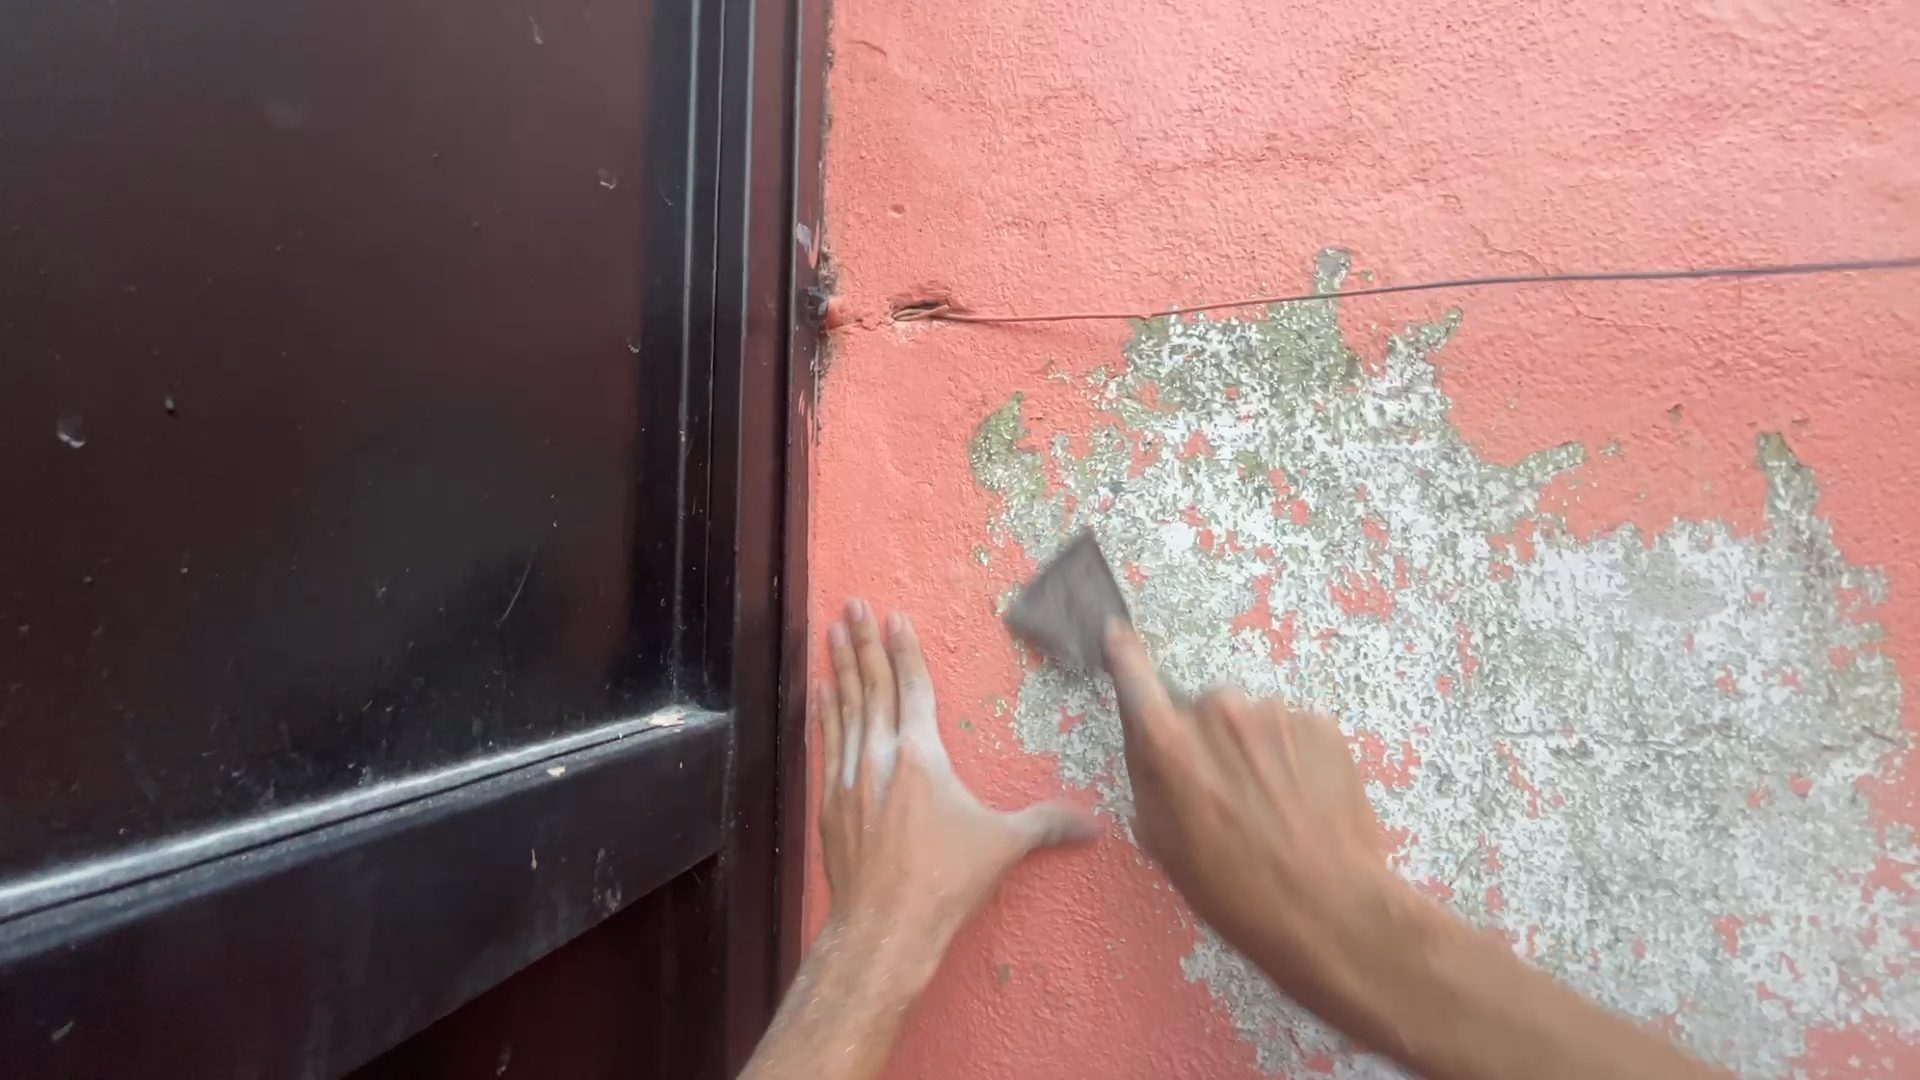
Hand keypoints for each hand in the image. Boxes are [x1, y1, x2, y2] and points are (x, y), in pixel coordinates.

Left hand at [816, 599, 1096, 982]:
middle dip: (865, 641)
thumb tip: (1094, 825)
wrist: (884, 927)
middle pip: (872, 684)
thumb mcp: (1003, 846)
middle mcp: (881, 754)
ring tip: (832, 630)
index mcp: (921, 755)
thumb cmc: (945, 880)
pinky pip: (827, 741)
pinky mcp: (831, 799)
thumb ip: (1046, 823)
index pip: (913, 687)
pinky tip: (820, 689)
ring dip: (840, 665)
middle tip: (851, 603)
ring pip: (846, 706)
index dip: (905, 649)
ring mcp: (850, 775)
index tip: (895, 616)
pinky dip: (825, 711)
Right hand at [1103, 620, 1424, 1050]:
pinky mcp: (1320, 724)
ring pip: (1250, 721)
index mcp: (1169, 743)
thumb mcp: (1164, 841)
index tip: (1116, 630)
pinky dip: (1292, 757)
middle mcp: (1217, 712)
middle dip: (1208, 741)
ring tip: (1273, 807)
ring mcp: (1273, 714)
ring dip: (1253, 750)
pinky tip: (1302, 800)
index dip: (1122, 652)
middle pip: (1201, 710)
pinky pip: (1291, 730)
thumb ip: (1148, 776)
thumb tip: (1150, 744)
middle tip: (1227, 794)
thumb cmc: (1236, 889)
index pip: (1134, 678)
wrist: (1333, 913)